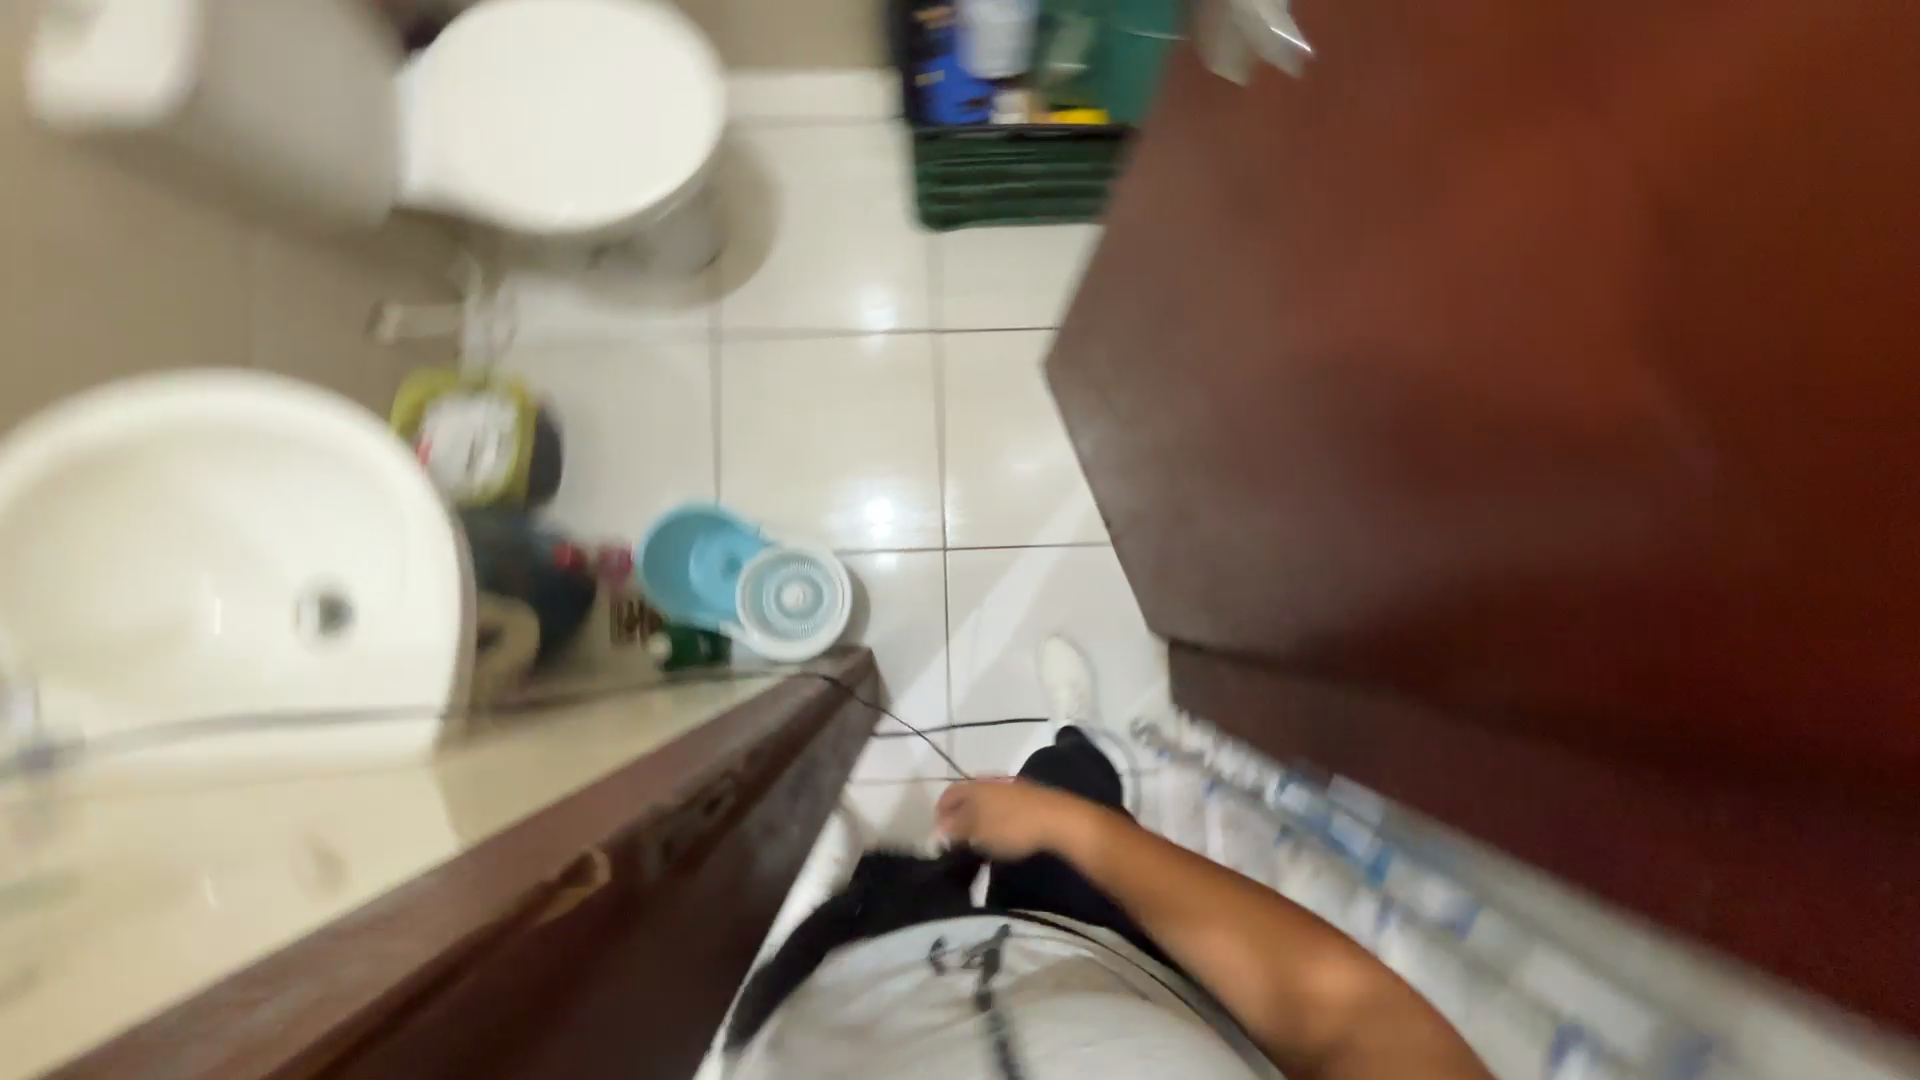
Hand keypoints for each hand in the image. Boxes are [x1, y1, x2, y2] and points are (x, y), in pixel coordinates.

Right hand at [935, 778, 1109, 861]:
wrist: (1058, 818)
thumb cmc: (1012, 826)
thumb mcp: (977, 832)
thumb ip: (955, 830)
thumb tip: (939, 829)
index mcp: (973, 787)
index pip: (948, 794)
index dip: (939, 812)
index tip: (939, 834)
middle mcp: (989, 782)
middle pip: (966, 796)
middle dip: (958, 815)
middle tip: (957, 838)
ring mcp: (1009, 787)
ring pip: (984, 800)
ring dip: (976, 817)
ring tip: (978, 839)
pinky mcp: (1026, 796)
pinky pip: (1000, 805)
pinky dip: (994, 817)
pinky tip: (1001, 832)